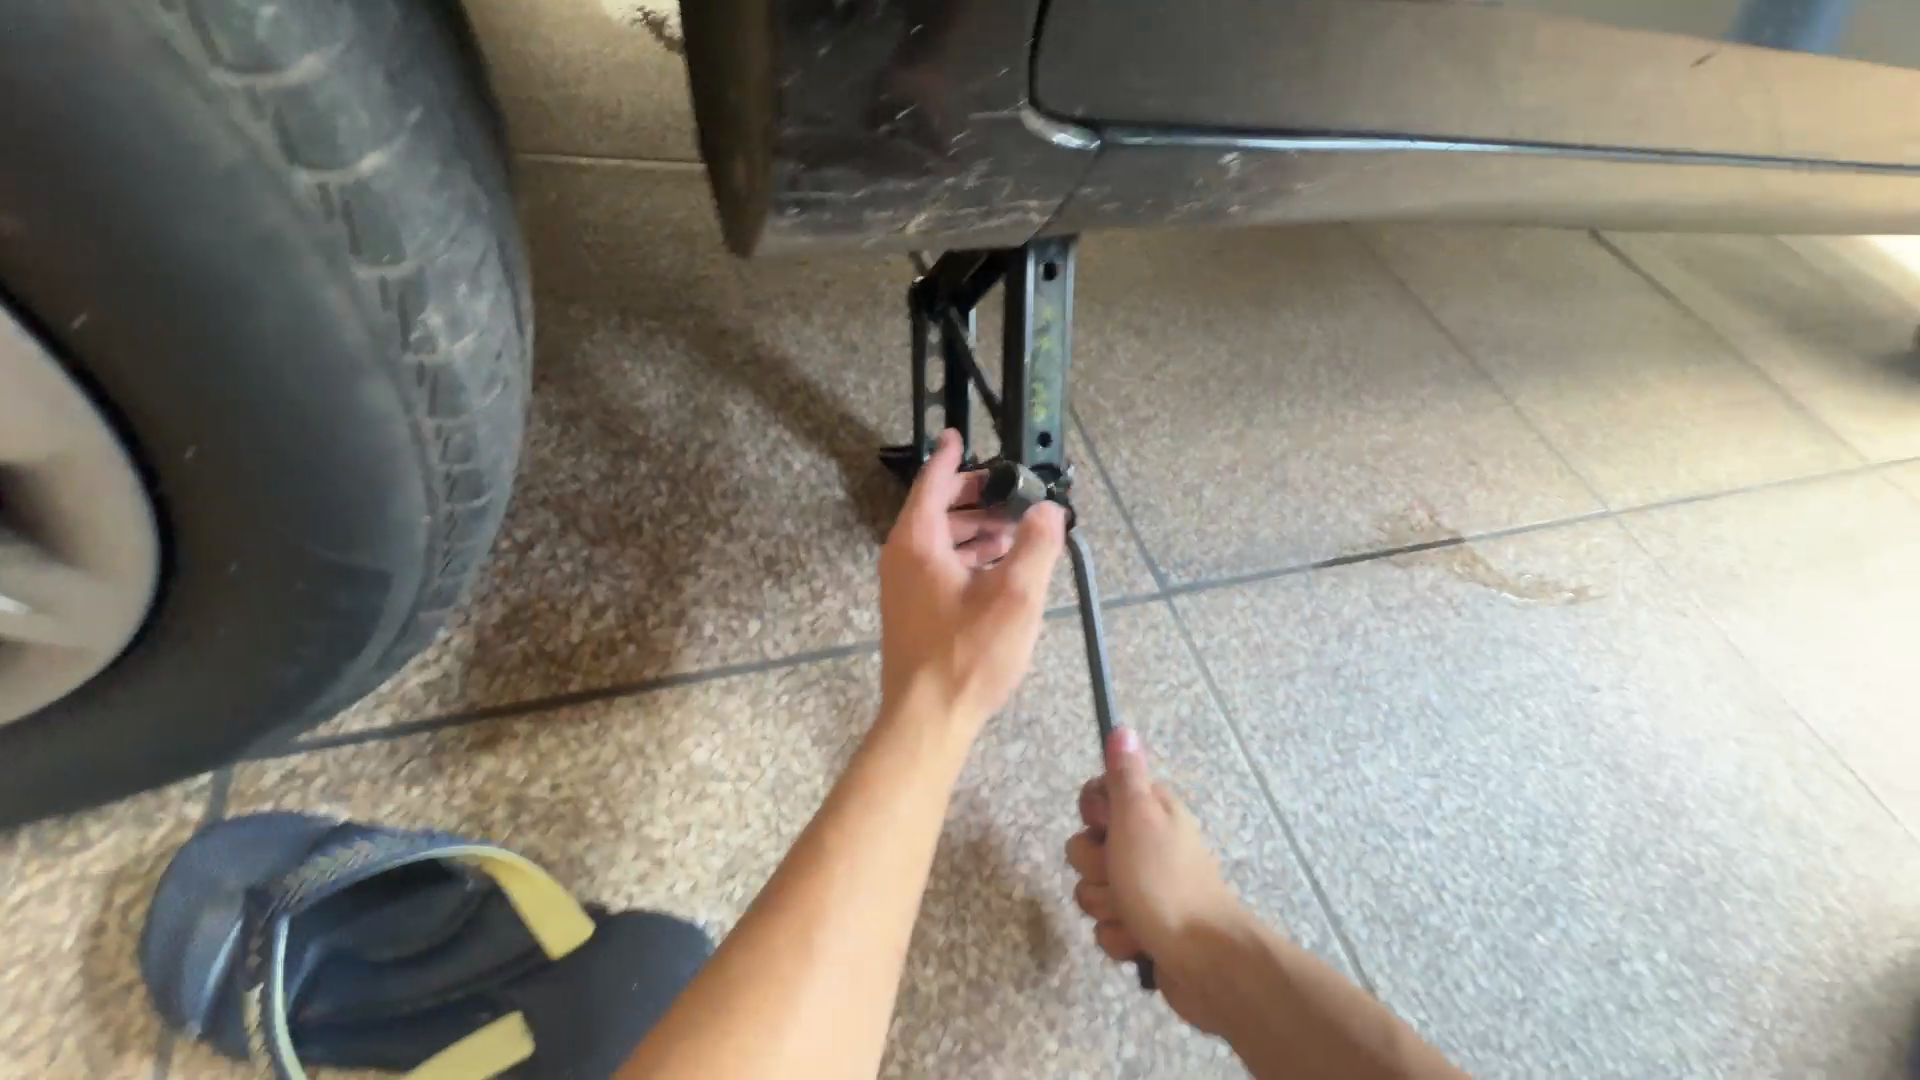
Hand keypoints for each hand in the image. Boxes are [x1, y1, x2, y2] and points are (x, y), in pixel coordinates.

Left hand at [878, 429, 1066, 733]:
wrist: (927, 718)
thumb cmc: (968, 654)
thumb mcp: (1015, 596)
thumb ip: (1036, 546)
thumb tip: (1050, 510)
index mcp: (918, 542)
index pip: (932, 483)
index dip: (950, 458)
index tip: (959, 436)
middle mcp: (902, 557)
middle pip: (935, 510)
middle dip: (972, 496)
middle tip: (1009, 490)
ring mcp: (903, 586)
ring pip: (938, 540)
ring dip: (973, 528)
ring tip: (1012, 529)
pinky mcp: (911, 611)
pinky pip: (937, 566)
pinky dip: (966, 556)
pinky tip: (997, 568)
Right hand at [1068, 727, 1251, 1036]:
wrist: (1206, 962)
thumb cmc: (1166, 882)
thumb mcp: (1138, 817)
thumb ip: (1125, 775)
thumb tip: (1121, 727)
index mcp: (1150, 812)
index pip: (1096, 798)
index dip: (1092, 815)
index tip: (1105, 826)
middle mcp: (1147, 845)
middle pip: (1087, 847)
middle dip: (1095, 868)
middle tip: (1119, 874)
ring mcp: (1145, 889)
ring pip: (1092, 890)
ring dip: (1106, 907)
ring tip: (1133, 915)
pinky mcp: (1143, 928)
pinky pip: (1107, 927)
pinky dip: (1119, 937)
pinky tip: (1139, 942)